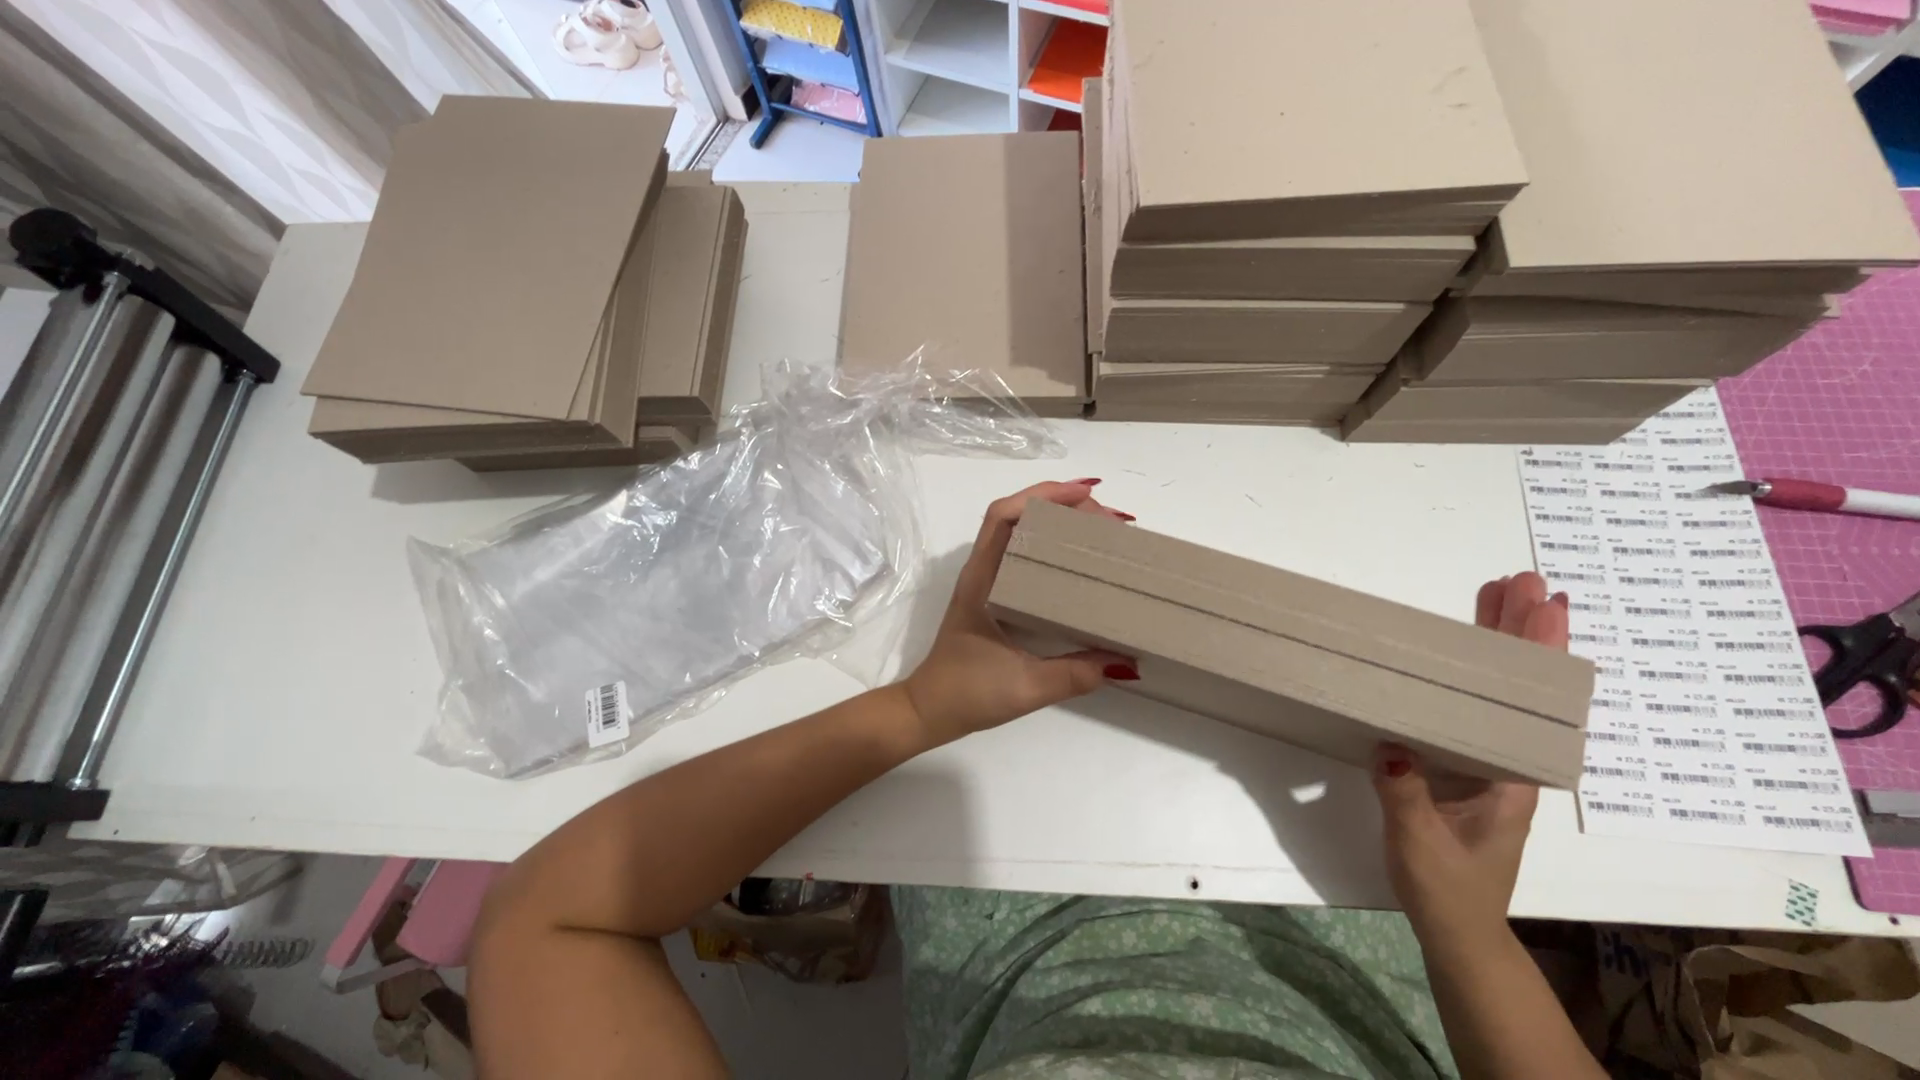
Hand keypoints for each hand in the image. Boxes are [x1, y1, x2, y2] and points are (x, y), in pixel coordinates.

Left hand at [902, 480, 1135, 747]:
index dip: (1042, 496)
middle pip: (1017, 517)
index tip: (1087, 496)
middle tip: (1111, 520)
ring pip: (1020, 535)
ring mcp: (986, 583)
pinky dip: (1052, 547)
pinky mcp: (993, 598)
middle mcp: (982, 573)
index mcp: (982, 580)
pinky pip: (1023, 557)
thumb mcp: (1025, 687)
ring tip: (1103, 530)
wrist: (927, 711)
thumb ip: (1074, 674)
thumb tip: (1124, 661)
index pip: (1003, 517)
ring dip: (1058, 523)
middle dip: (1063, 506)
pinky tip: (1079, 560)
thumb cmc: (967, 694)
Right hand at [1373, 571, 1568, 942]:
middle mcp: (1509, 761)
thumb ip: (1406, 795)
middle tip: (1520, 579)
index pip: (1534, 702)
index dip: (1540, 652)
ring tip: (1497, 595)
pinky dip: (1472, 674)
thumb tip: (1389, 743)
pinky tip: (1461, 653)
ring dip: (1500, 644)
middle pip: (1525, 686)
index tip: (1544, 604)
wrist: (1457, 926)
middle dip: (1523, 632)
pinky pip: (1474, 709)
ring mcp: (1487, 762)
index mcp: (1513, 776)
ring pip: (1502, 693)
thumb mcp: (1422, 844)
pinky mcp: (1462, 768)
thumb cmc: (1448, 888)